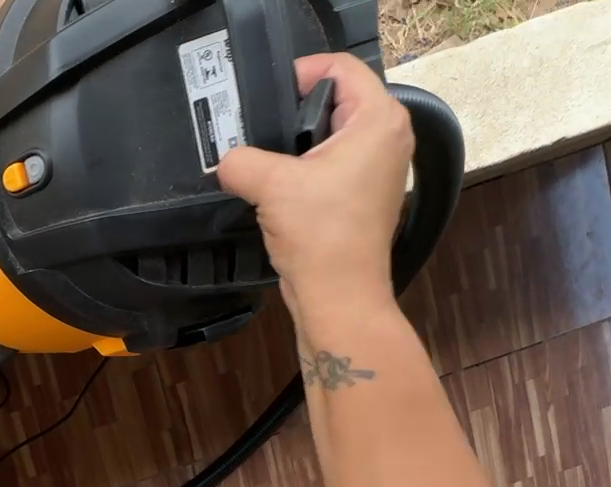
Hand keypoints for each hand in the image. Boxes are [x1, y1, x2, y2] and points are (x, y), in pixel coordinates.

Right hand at [218, 53, 412, 327]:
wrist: (337, 293)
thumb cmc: (320, 235)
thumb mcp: (272, 187)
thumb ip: (242, 162)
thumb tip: (225, 160)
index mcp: (377, 120)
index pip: (340, 69)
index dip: (298, 75)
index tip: (259, 96)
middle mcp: (385, 136)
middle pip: (331, 103)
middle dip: (288, 114)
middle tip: (250, 129)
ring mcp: (375, 168)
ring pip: (326, 138)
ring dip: (290, 148)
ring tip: (256, 162)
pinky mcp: (359, 195)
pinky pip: (326, 167)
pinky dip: (299, 172)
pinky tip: (272, 191)